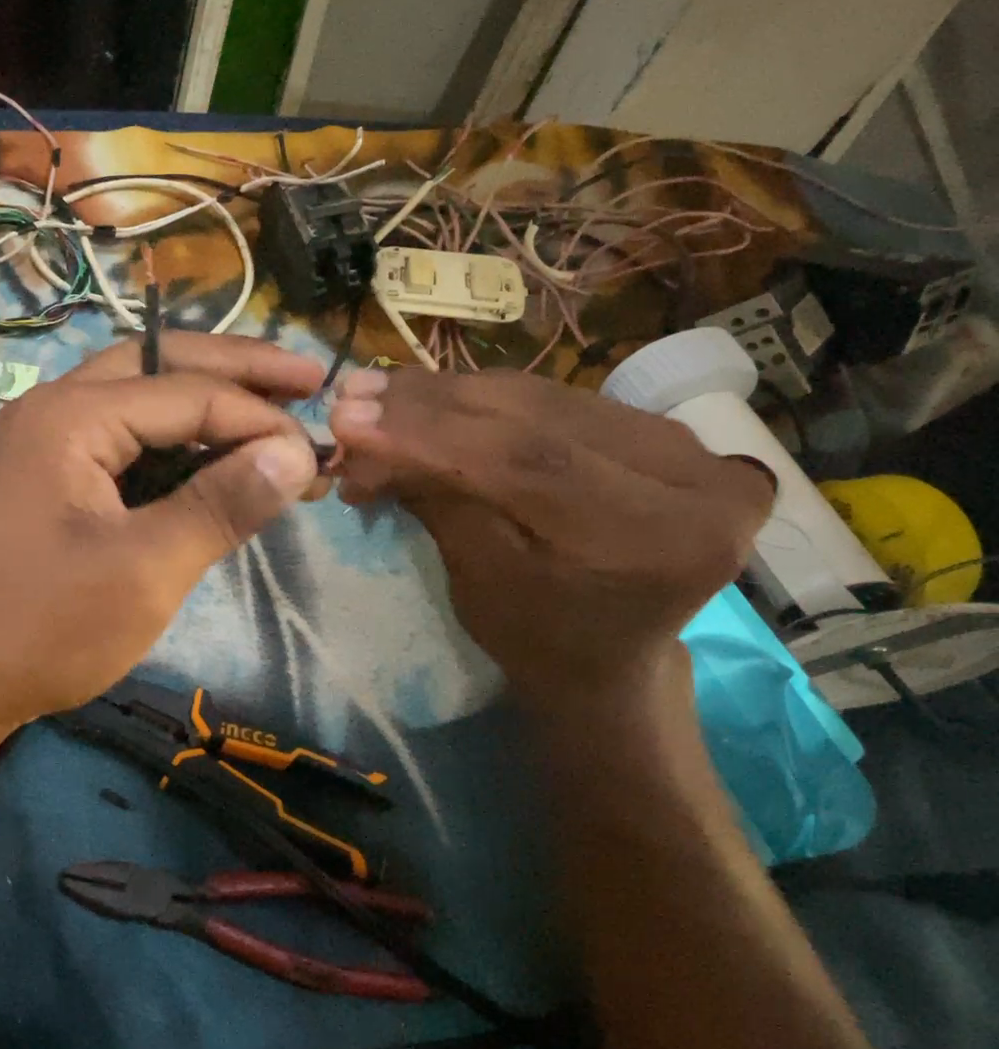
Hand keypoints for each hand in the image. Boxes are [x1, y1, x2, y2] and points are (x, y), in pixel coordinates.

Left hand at [0, 333, 327, 730]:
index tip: (319, 455)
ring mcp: (40, 442)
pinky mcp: (42, 477)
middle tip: (306, 379)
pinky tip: (210, 463)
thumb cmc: (48, 628)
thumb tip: (298, 454)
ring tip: (271, 420)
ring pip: (135, 399)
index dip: (257, 419)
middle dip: (233, 371)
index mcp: (67, 417)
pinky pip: (115, 440)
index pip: (185, 393)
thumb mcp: (147, 569)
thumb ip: (222, 504)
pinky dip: (167, 445)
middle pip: (156, 365)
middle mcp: (48, 410)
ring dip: (201, 405)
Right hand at [329, 367, 773, 714]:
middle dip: (429, 407)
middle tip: (349, 395)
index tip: (348, 418)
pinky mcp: (665, 430)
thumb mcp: (477, 575)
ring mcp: (692, 446)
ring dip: (446, 394)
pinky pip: (556, 399)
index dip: (430, 434)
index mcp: (664, 539)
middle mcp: (701, 478)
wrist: (604, 655)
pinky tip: (422, 396)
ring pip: (542, 397)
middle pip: (538, 418)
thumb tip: (357, 431)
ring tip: (371, 394)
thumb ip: (433, 494)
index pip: (530, 463)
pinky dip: (481, 397)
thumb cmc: (535, 635)